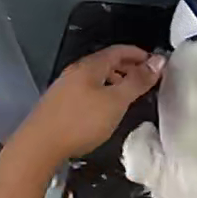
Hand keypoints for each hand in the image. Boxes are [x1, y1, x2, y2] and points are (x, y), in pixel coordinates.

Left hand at [6, 45, 164, 170]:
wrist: (38, 147)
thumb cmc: (81, 122)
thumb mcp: (116, 101)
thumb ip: (137, 81)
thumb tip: (158, 60)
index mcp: (90, 66)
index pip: (119, 50)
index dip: (139, 54)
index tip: (156, 63)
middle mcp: (76, 71)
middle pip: (106, 62)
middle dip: (128, 67)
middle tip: (146, 79)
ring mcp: (64, 87)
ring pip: (96, 77)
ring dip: (115, 81)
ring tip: (129, 95)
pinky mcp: (58, 104)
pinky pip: (87, 90)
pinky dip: (102, 92)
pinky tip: (105, 109)